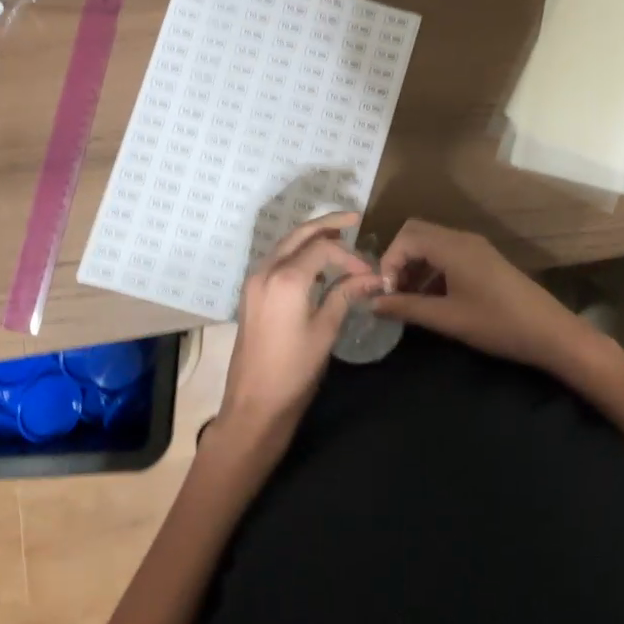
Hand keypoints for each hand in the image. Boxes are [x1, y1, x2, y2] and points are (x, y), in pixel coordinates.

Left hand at [219, 212, 379, 437]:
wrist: (254, 404)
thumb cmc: (294, 370)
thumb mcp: (326, 330)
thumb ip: (345, 295)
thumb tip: (372, 277)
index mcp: (286, 278)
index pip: (322, 247)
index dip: (349, 255)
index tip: (369, 273)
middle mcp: (265, 271)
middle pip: (299, 235)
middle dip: (327, 224)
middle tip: (354, 218)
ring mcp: (254, 281)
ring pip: (285, 245)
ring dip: (310, 238)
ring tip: (339, 238)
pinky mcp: (251, 294)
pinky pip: (276, 261)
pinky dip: (297, 254)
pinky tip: (316, 266)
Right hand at [371, 219, 609, 374]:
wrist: (550, 333)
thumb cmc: (496, 324)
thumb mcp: (447, 319)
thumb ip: (407, 308)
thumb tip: (373, 303)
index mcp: (452, 247)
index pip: (406, 237)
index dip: (388, 262)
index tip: (385, 293)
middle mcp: (462, 239)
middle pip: (417, 234)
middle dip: (399, 260)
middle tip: (393, 292)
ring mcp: (476, 248)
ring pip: (432, 244)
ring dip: (415, 266)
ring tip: (409, 300)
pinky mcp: (485, 260)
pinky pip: (448, 254)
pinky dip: (433, 270)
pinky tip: (432, 299)